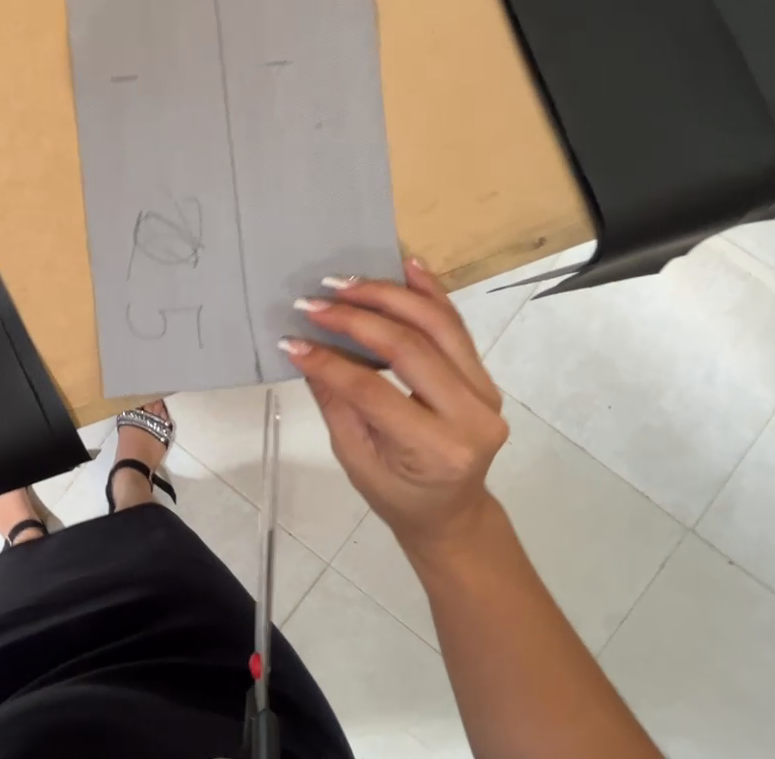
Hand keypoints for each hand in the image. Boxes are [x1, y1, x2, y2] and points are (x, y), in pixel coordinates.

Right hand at [281, 258, 508, 561]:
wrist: (452, 511)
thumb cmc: (396, 493)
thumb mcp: (354, 456)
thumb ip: (334, 400)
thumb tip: (303, 348)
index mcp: (435, 448)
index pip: (373, 390)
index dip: (328, 361)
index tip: (290, 339)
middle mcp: (471, 416)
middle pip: (410, 348)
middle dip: (355, 318)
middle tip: (312, 302)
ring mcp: (484, 391)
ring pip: (437, 325)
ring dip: (388, 296)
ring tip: (344, 282)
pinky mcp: (483, 375)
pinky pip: (455, 326)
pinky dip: (431, 291)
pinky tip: (407, 264)